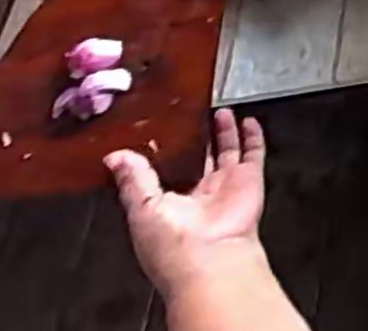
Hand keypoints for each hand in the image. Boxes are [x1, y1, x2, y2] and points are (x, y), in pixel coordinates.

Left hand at [105, 108, 268, 297]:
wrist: (211, 255)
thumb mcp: (142, 209)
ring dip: (226, 131)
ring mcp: (228, 183)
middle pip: (204, 158)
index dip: (169, 152)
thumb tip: (114, 157)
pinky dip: (254, 135)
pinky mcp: (250, 177)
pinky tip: (249, 121)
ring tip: (221, 111)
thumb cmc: (172, 243)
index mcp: (173, 203)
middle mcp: (202, 192)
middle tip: (199, 115)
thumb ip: (134, 180)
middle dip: (202, 138)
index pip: (171, 172)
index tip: (165, 132)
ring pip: (229, 150)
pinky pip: (254, 151)